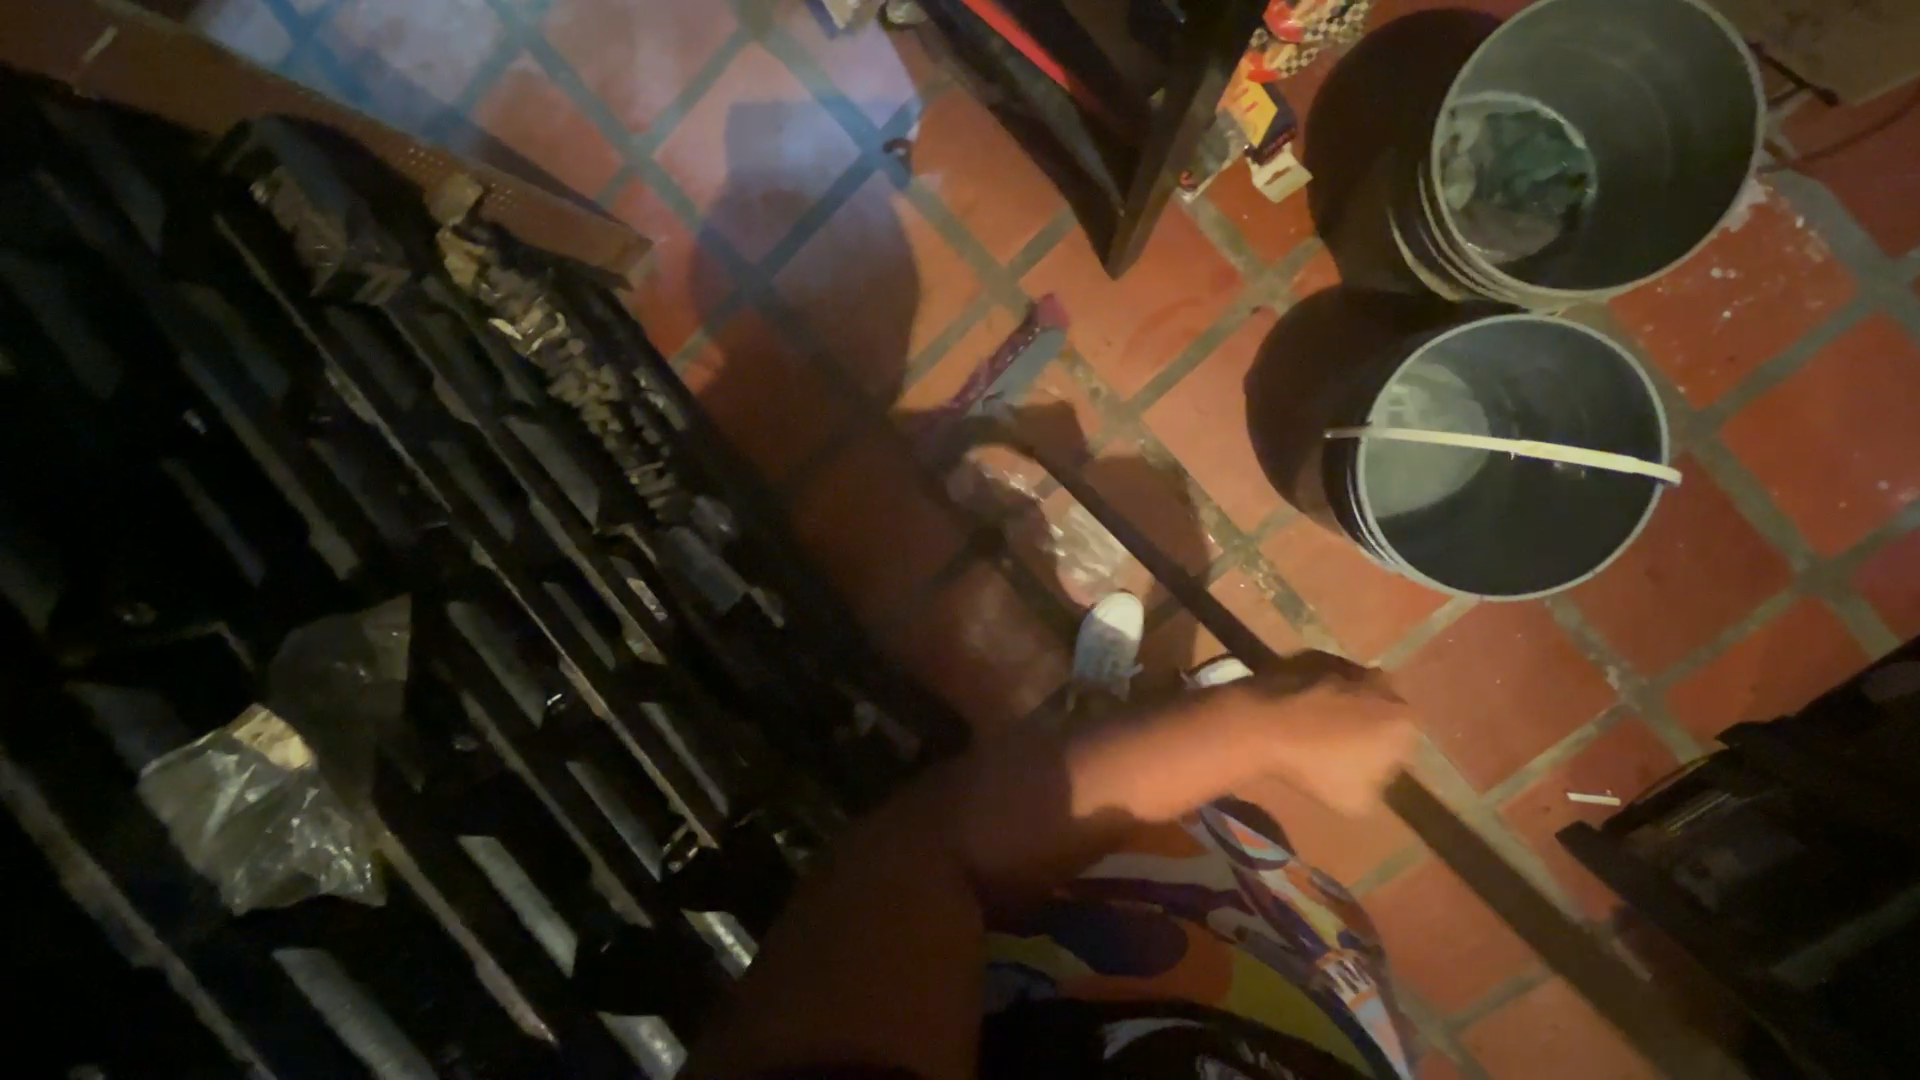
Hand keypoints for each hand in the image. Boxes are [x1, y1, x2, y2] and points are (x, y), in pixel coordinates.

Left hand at [1237, 653, 1417, 816]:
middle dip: (1367, 726)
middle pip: (1382, 712)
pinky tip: (1295, 709)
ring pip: (1353, 691)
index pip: (1405, 746)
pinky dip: (1314, 690)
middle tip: (1337, 748)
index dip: (1384, 760)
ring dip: (1341, 706)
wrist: (1260, 724)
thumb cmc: (1315, 767)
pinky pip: (1322, 678)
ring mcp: (1346, 665)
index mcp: (1404, 721)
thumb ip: (1378, 788)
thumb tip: (1371, 775)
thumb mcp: (1358, 803)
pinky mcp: (1312, 654)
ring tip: (1311, 728)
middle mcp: (1383, 685)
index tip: (1360, 770)